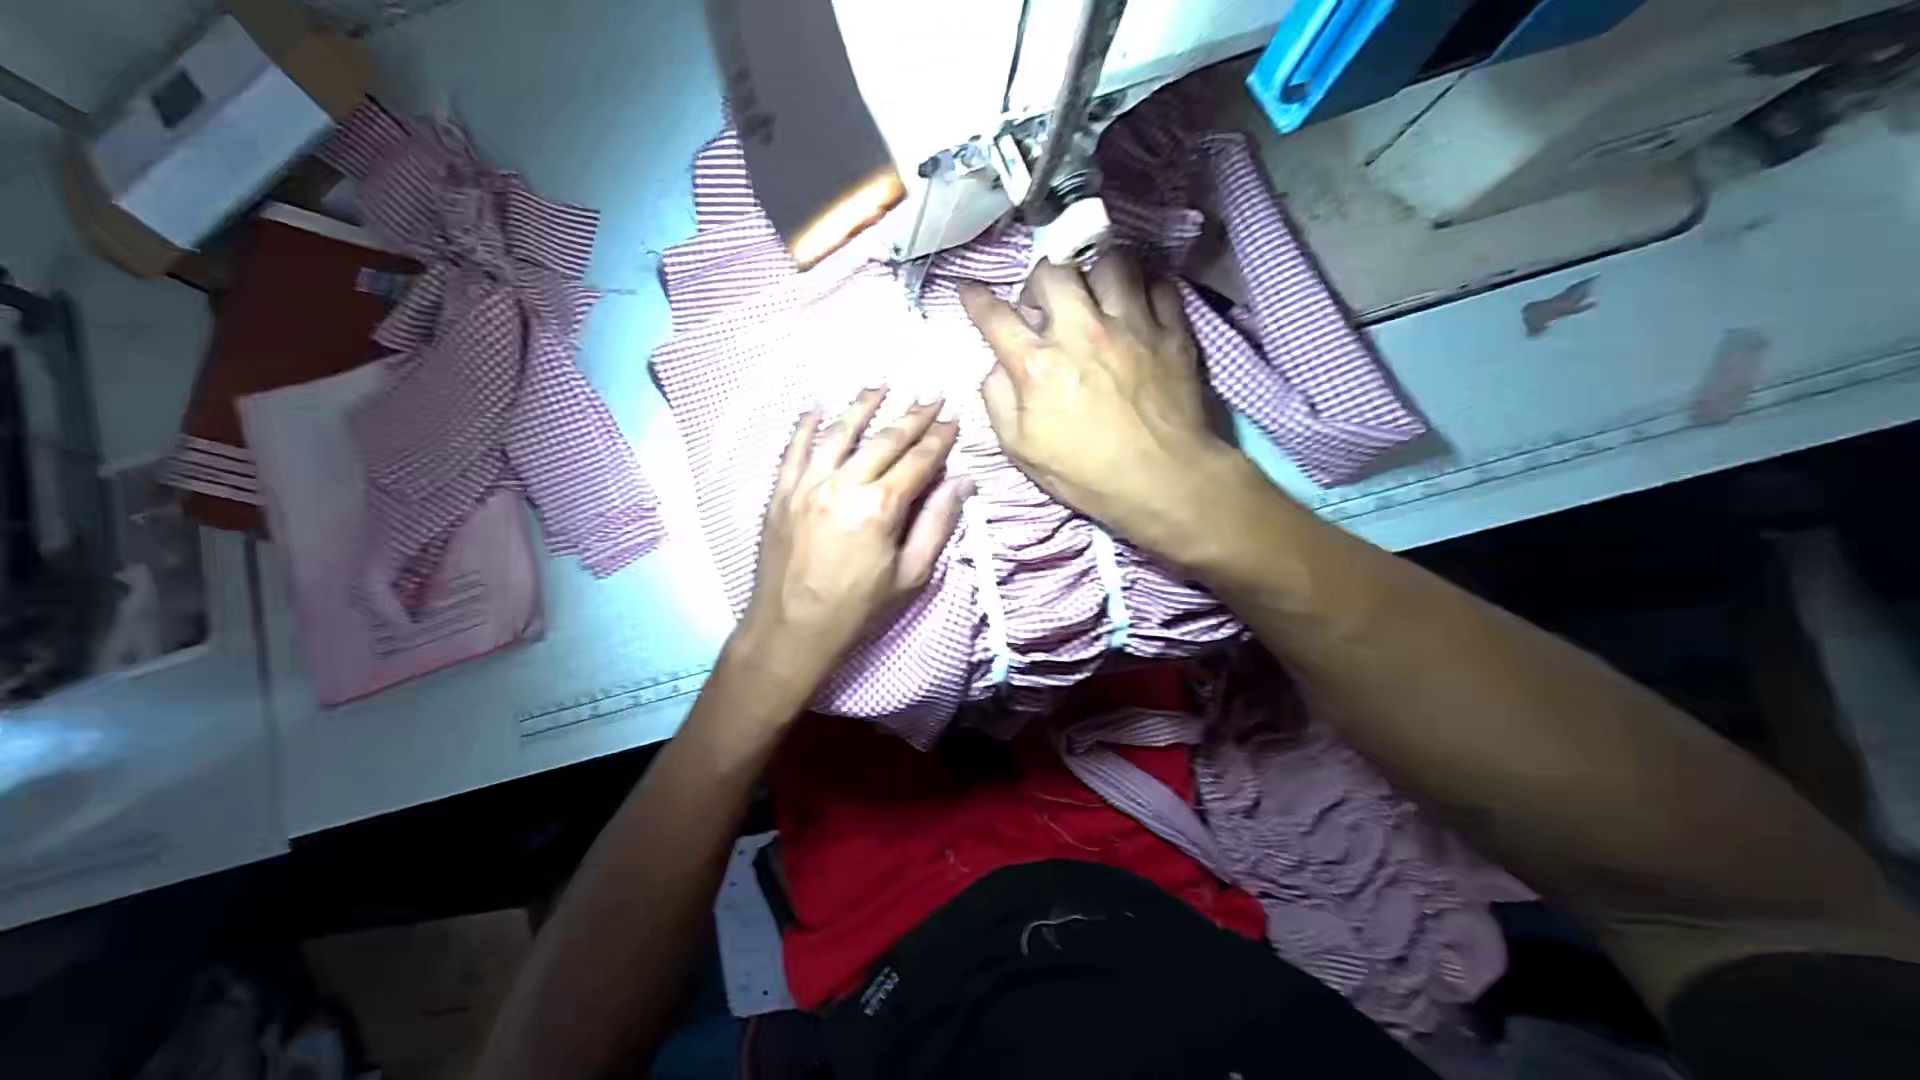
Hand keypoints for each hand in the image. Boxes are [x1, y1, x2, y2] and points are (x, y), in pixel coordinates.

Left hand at [733, 389, 971, 689]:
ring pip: (839, 433)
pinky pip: (794, 449)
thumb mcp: (910, 576)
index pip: (917, 461)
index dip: (939, 438)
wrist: (789, 633)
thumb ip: (936, 524)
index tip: (953, 418)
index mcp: (878, 508)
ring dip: (862, 407)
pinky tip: (818, 408)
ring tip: (880, 386)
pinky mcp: (780, 494)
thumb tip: (961, 483)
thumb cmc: (856, 611)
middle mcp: (842, 485)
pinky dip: (807, 426)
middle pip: (884, 440)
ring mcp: (806, 485)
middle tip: (930, 395)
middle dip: (911, 416)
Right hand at [959, 253, 1253, 563]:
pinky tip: (1139, 308)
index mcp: (1038, 364)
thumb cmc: (1087, 474)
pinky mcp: (1171, 332)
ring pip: (1110, 264)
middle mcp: (1082, 331)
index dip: (976, 299)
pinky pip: (1158, 285)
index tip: (969, 290)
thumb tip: (997, 366)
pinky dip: (1145, 290)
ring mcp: (1131, 326)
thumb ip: (999, 401)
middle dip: (1040, 282)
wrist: (1163, 482)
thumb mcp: (1021, 450)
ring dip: (1095, 276)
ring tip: (1096, 297)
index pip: (996, 316)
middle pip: (1053, 273)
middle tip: (1045, 304)